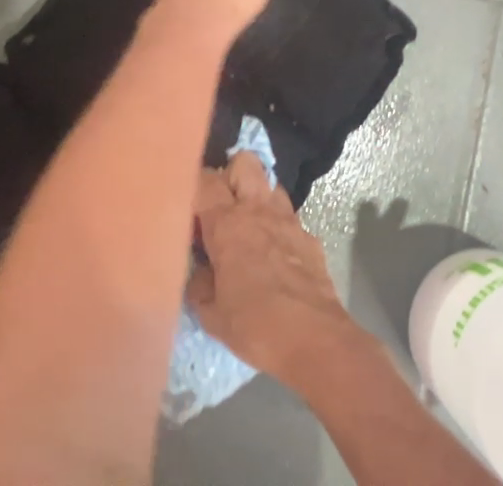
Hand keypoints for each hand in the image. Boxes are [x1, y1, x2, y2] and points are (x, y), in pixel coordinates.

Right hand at [187, 153, 366, 386]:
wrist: (315, 339)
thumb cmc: (254, 324)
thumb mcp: (211, 313)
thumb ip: (199, 284)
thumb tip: (201, 271)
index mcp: (227, 224)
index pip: (205, 179)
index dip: (194, 184)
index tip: (187, 204)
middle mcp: (258, 211)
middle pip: (245, 162)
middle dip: (231, 174)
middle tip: (221, 204)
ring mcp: (289, 222)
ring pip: (271, 186)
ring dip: (257, 198)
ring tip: (248, 226)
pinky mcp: (310, 239)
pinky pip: (290, 218)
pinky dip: (278, 227)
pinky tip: (274, 255)